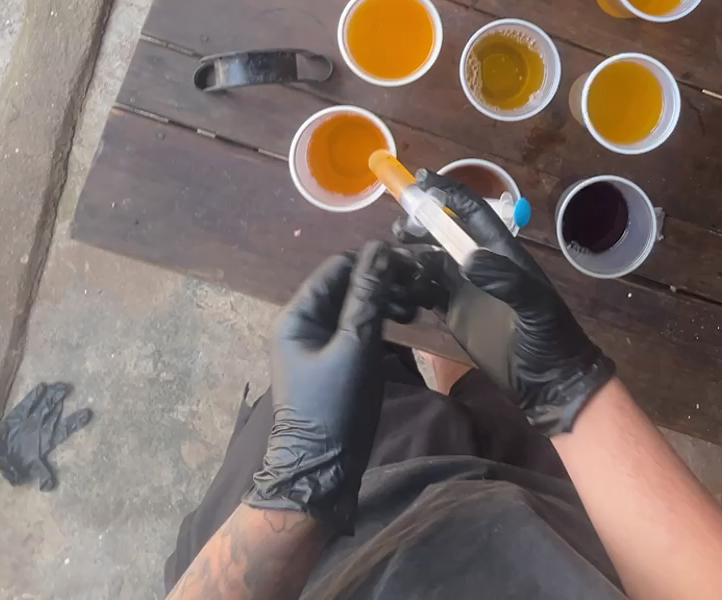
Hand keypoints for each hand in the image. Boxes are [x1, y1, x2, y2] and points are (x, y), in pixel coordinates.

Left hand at [246, 240, 410, 533]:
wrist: (323, 473)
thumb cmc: (335, 406)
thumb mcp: (355, 346)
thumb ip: (368, 295)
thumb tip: (380, 248)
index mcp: (299, 314)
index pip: (339, 266)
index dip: (375, 261)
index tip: (413, 266)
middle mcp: (305, 321)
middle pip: (348, 283)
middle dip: (385, 281)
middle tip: (422, 287)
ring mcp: (319, 340)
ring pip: (356, 303)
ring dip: (387, 298)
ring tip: (418, 306)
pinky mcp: (335, 356)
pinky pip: (359, 324)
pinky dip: (382, 318)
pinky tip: (406, 321)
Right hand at [400, 171, 615, 434]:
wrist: (550, 385)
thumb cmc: (551, 340)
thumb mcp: (536, 308)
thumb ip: (507, 281)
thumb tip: (467, 259)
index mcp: (502, 254)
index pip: (472, 213)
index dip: (449, 194)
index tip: (421, 180)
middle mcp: (481, 265)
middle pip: (445, 234)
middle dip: (421, 224)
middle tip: (397, 230)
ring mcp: (466, 290)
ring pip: (430, 261)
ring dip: (410, 256)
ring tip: (389, 261)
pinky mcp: (454, 315)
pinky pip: (425, 291)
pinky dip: (408, 286)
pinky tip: (393, 288)